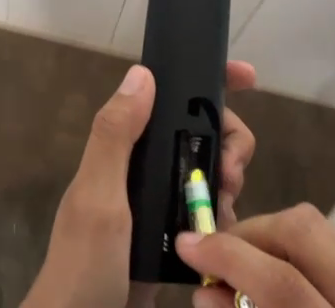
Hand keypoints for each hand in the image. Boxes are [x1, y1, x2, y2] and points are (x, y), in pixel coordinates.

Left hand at [22, 61, 259, 307]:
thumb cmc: (85, 262)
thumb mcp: (98, 196)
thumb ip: (115, 136)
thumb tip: (143, 72)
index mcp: (124, 147)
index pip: (167, 95)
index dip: (207, 79)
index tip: (249, 78)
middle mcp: (144, 165)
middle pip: (201, 129)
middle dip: (229, 140)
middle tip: (232, 172)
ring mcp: (160, 200)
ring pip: (210, 168)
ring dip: (231, 178)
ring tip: (227, 205)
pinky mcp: (175, 235)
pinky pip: (212, 210)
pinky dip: (226, 213)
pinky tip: (229, 232)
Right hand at [175, 204, 334, 307]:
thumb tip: (206, 291)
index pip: (284, 284)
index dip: (229, 258)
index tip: (187, 247)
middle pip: (306, 230)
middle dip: (248, 232)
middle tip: (212, 254)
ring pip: (319, 232)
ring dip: (266, 240)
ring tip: (235, 269)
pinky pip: (330, 253)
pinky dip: (289, 256)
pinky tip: (268, 278)